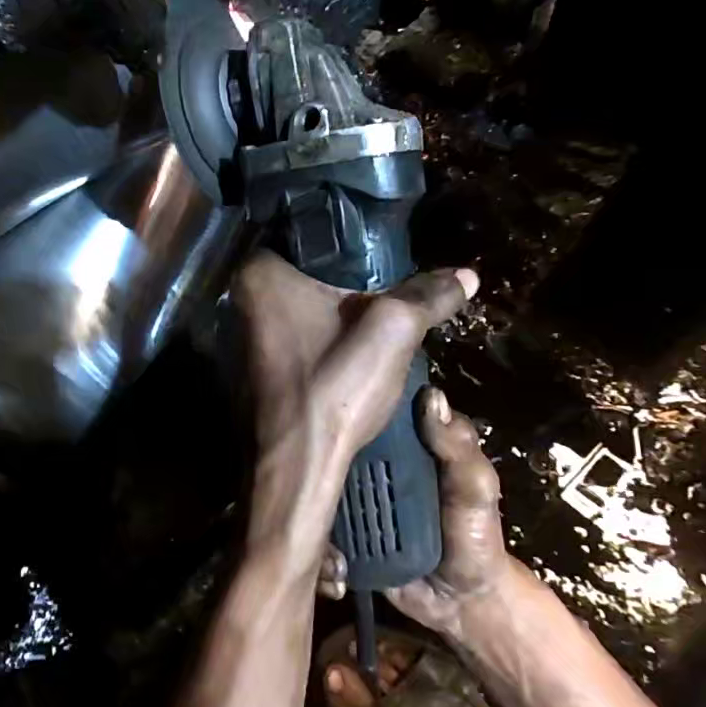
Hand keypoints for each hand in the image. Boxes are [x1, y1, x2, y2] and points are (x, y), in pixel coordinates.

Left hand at [233, 250, 477, 472]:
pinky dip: (318, 345)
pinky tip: (345, 359)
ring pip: (298, 312)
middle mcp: (237, 302)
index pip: (304, 237)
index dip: (346, 245)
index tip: (378, 254)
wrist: (296, 469)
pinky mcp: (249, 374)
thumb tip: (468, 274)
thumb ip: (428, 296)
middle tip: (380, 289)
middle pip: (303, 277)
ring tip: (369, 321)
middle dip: (343, 284)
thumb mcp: (393, 330)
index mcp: (258, 275)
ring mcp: (239, 341)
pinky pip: (291, 343)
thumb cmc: (334, 386)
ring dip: (331, 317)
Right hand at [318, 388, 515, 642]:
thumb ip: (457, 446)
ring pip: (320, 477)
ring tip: (313, 506)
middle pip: (339, 440)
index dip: (357, 399)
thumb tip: (431, 396)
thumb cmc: (475, 535)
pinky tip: (325, 548)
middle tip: (308, 457)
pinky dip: (315, 528)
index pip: (376, 408)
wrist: (461, 604)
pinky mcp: (343, 526)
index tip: (333, 396)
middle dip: (319, 447)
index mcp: (408, 440)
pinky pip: (320, 517)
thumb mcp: (476, 487)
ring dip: (310, 492)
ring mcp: (356, 493)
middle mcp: (376, 460)